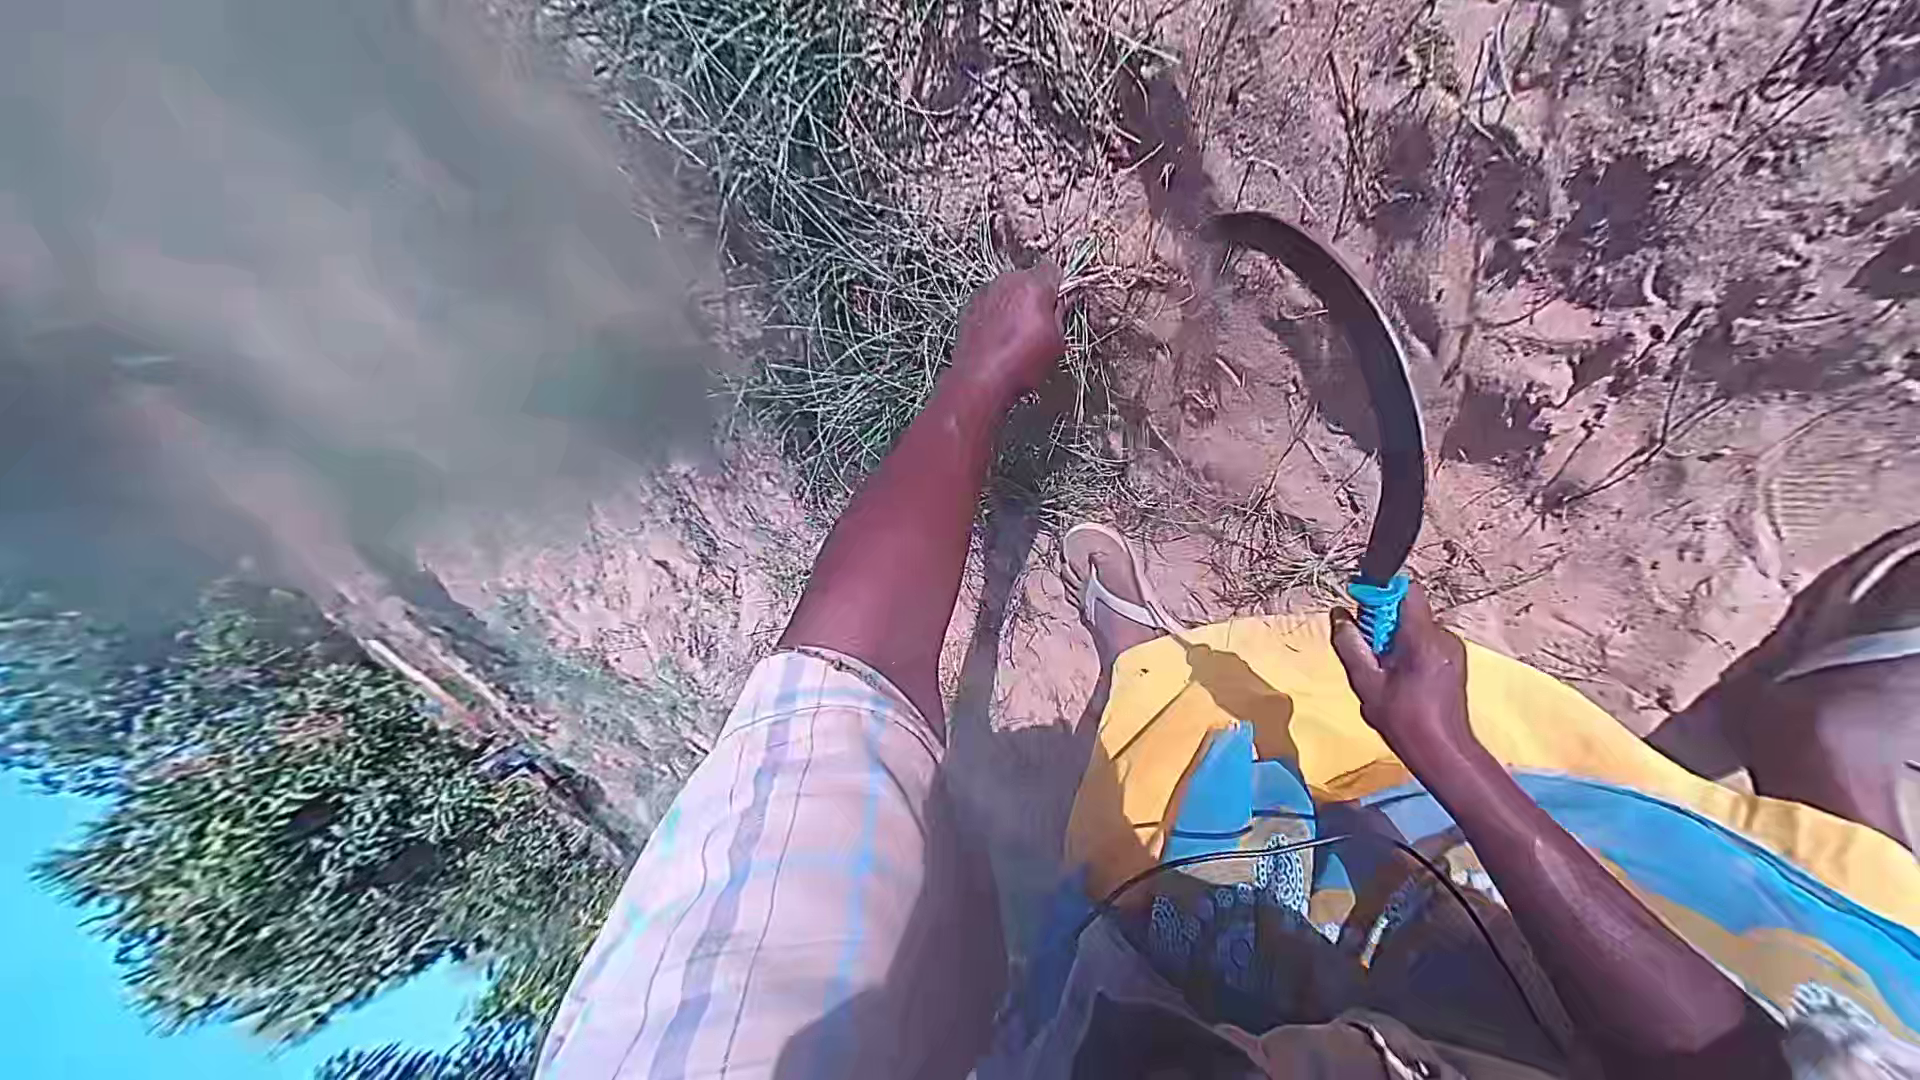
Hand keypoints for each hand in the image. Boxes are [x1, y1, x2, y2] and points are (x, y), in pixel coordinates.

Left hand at [950, 264, 1065, 403]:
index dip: (1057, 286)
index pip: (1052, 268)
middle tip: (1037, 325)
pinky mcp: (968, 307)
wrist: (979, 380)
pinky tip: (996, 338)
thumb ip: (1061, 315)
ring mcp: (985, 292)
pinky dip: (994, 314)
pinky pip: (989, 303)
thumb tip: (1062, 303)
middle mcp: (1007, 281)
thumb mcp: (1056, 343)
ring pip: (1006, 291)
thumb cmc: (1022, 364)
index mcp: (1033, 285)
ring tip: (1013, 335)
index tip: (1057, 303)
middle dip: (1033, 296)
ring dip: (1012, 305)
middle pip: (1027, 279)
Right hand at [1330, 582, 1473, 761]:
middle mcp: (1443, 637)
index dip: (1379, 591)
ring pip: (1412, 625)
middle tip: (1365, 648)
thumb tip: (1338, 614)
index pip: (1406, 591)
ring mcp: (1451, 648)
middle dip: (1380, 620)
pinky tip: (1396, 673)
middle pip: (1406, 608)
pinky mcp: (1453, 659)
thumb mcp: (1363, 680)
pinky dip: (1404, 647)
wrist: (1441, 749)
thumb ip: (1349, 643)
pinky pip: (1423, 639)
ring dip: (1391, 636)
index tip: (1359, 607)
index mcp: (1423, 639)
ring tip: (1380, 667)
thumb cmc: (1402, 717)